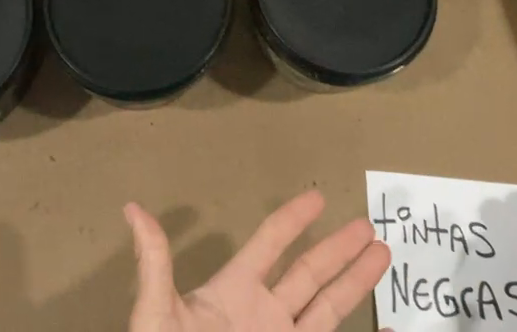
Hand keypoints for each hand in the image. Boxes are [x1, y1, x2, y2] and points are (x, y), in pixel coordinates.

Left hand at [126, 190, 390, 331]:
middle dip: (337, 249)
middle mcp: (262, 316)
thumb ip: (154, 263)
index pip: (269, 245)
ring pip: (326, 309)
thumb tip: (132, 209)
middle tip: (367, 224)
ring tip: (382, 253)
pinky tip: (384, 324)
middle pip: (308, 273)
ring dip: (355, 282)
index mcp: (232, 293)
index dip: (292, 219)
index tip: (317, 198)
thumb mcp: (156, 314)